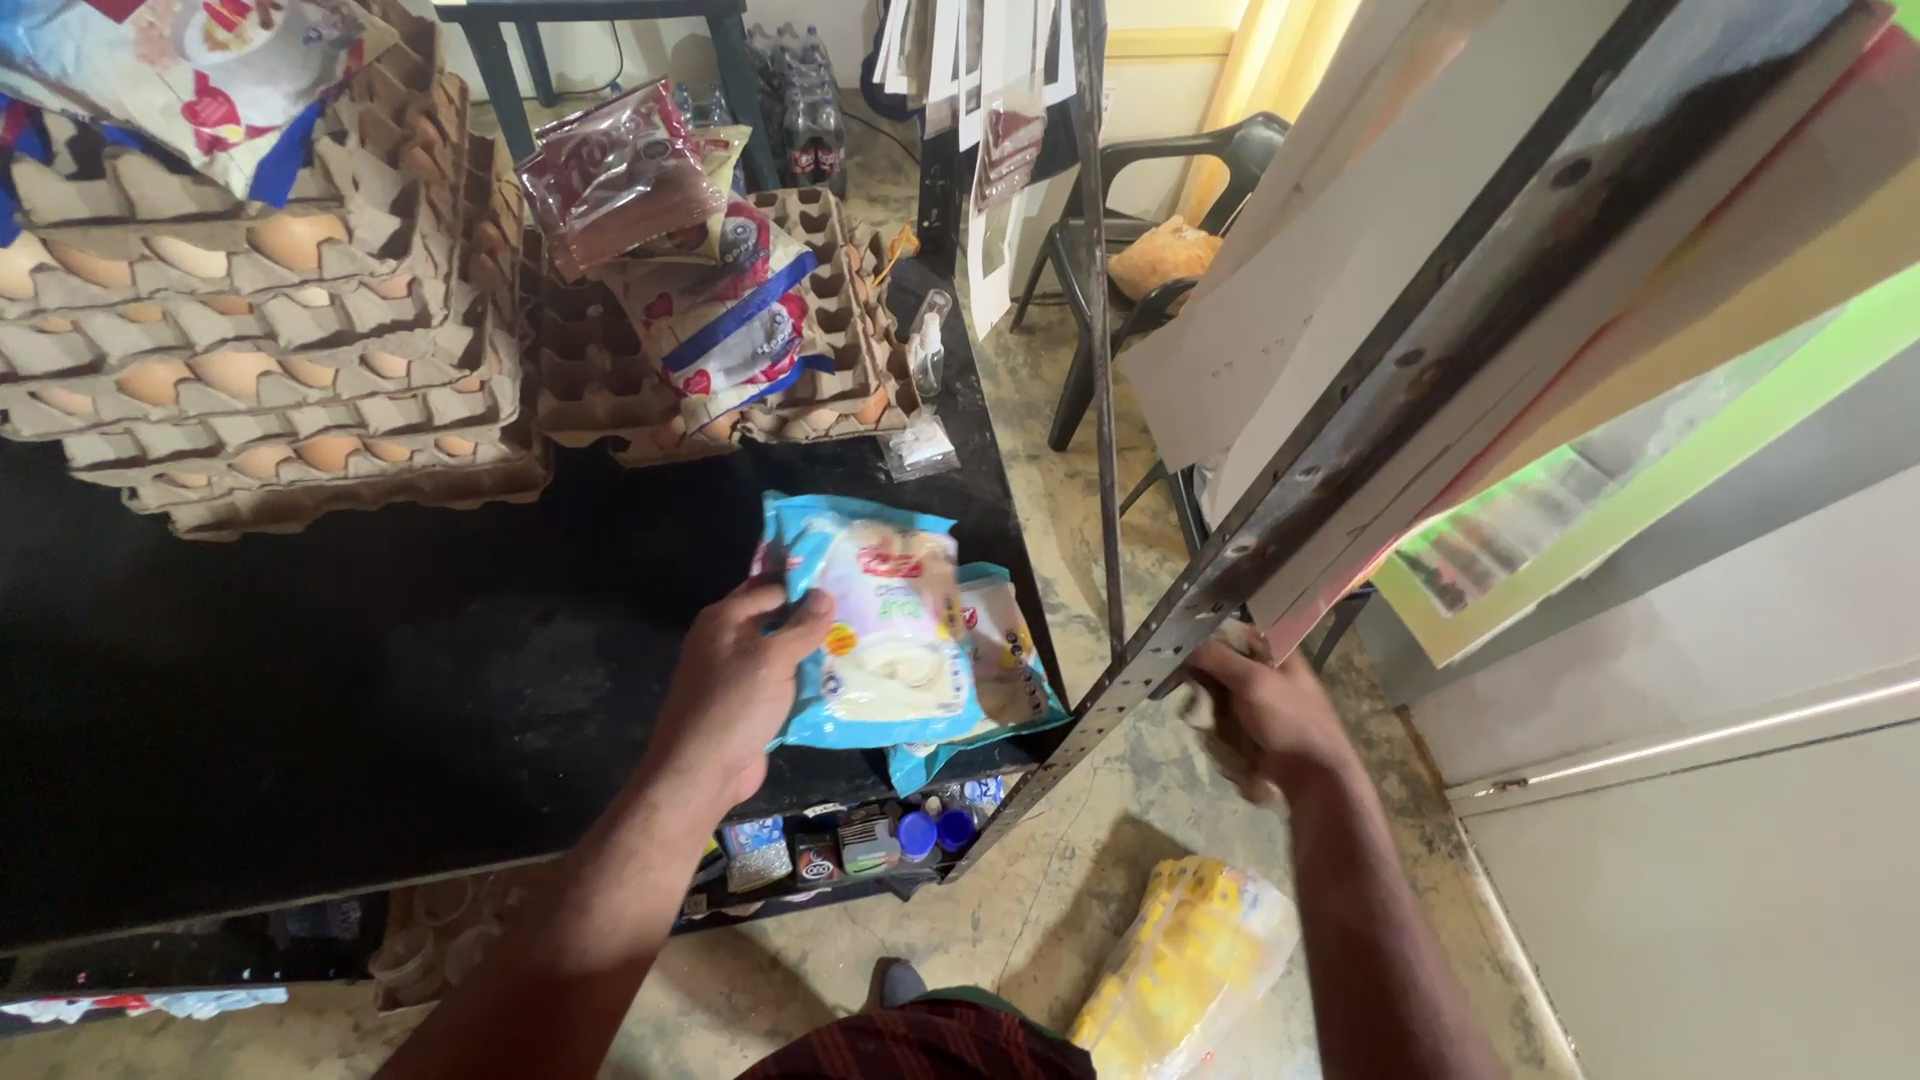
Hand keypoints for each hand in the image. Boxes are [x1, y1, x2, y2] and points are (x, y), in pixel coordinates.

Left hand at [640, 581, 835, 818]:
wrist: (702, 772)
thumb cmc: (733, 705)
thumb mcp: (772, 660)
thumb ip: (801, 626)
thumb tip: (826, 594)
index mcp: (724, 619)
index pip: (770, 589)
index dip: (804, 586)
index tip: (843, 584)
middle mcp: (728, 641)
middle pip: (776, 619)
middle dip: (812, 618)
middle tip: (857, 611)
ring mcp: (738, 674)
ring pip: (783, 653)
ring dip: (813, 652)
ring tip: (857, 641)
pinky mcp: (751, 703)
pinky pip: (783, 682)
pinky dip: (806, 680)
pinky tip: (840, 677)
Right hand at [1188, 642, 1360, 798]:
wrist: (1313, 776)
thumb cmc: (1290, 720)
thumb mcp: (1254, 682)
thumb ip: (1219, 658)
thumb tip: (1185, 645)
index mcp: (1276, 653)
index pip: (1235, 631)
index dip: (1209, 637)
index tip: (1184, 647)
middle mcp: (1265, 673)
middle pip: (1220, 664)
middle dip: (1204, 677)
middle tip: (1188, 685)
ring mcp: (1257, 703)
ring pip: (1216, 693)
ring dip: (1207, 705)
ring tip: (1202, 715)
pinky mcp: (1249, 728)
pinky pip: (1221, 718)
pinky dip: (1214, 724)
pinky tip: (1212, 732)